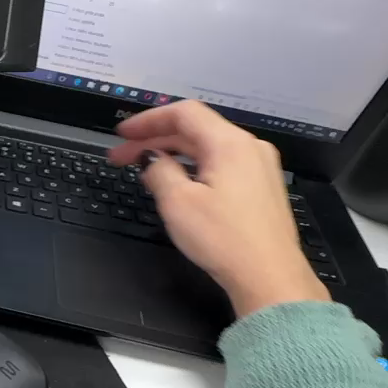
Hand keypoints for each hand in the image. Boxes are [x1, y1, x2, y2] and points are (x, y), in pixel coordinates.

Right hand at [106, 100, 328, 317]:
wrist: (266, 273)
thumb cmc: (226, 240)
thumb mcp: (178, 203)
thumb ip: (159, 171)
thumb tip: (150, 159)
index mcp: (229, 144)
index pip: (184, 114)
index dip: (148, 120)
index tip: (123, 134)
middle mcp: (248, 148)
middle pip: (194, 130)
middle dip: (153, 140)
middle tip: (121, 156)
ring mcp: (257, 166)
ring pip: (206, 148)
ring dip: (171, 154)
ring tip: (143, 170)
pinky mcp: (258, 186)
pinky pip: (219, 164)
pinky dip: (191, 166)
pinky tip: (175, 182)